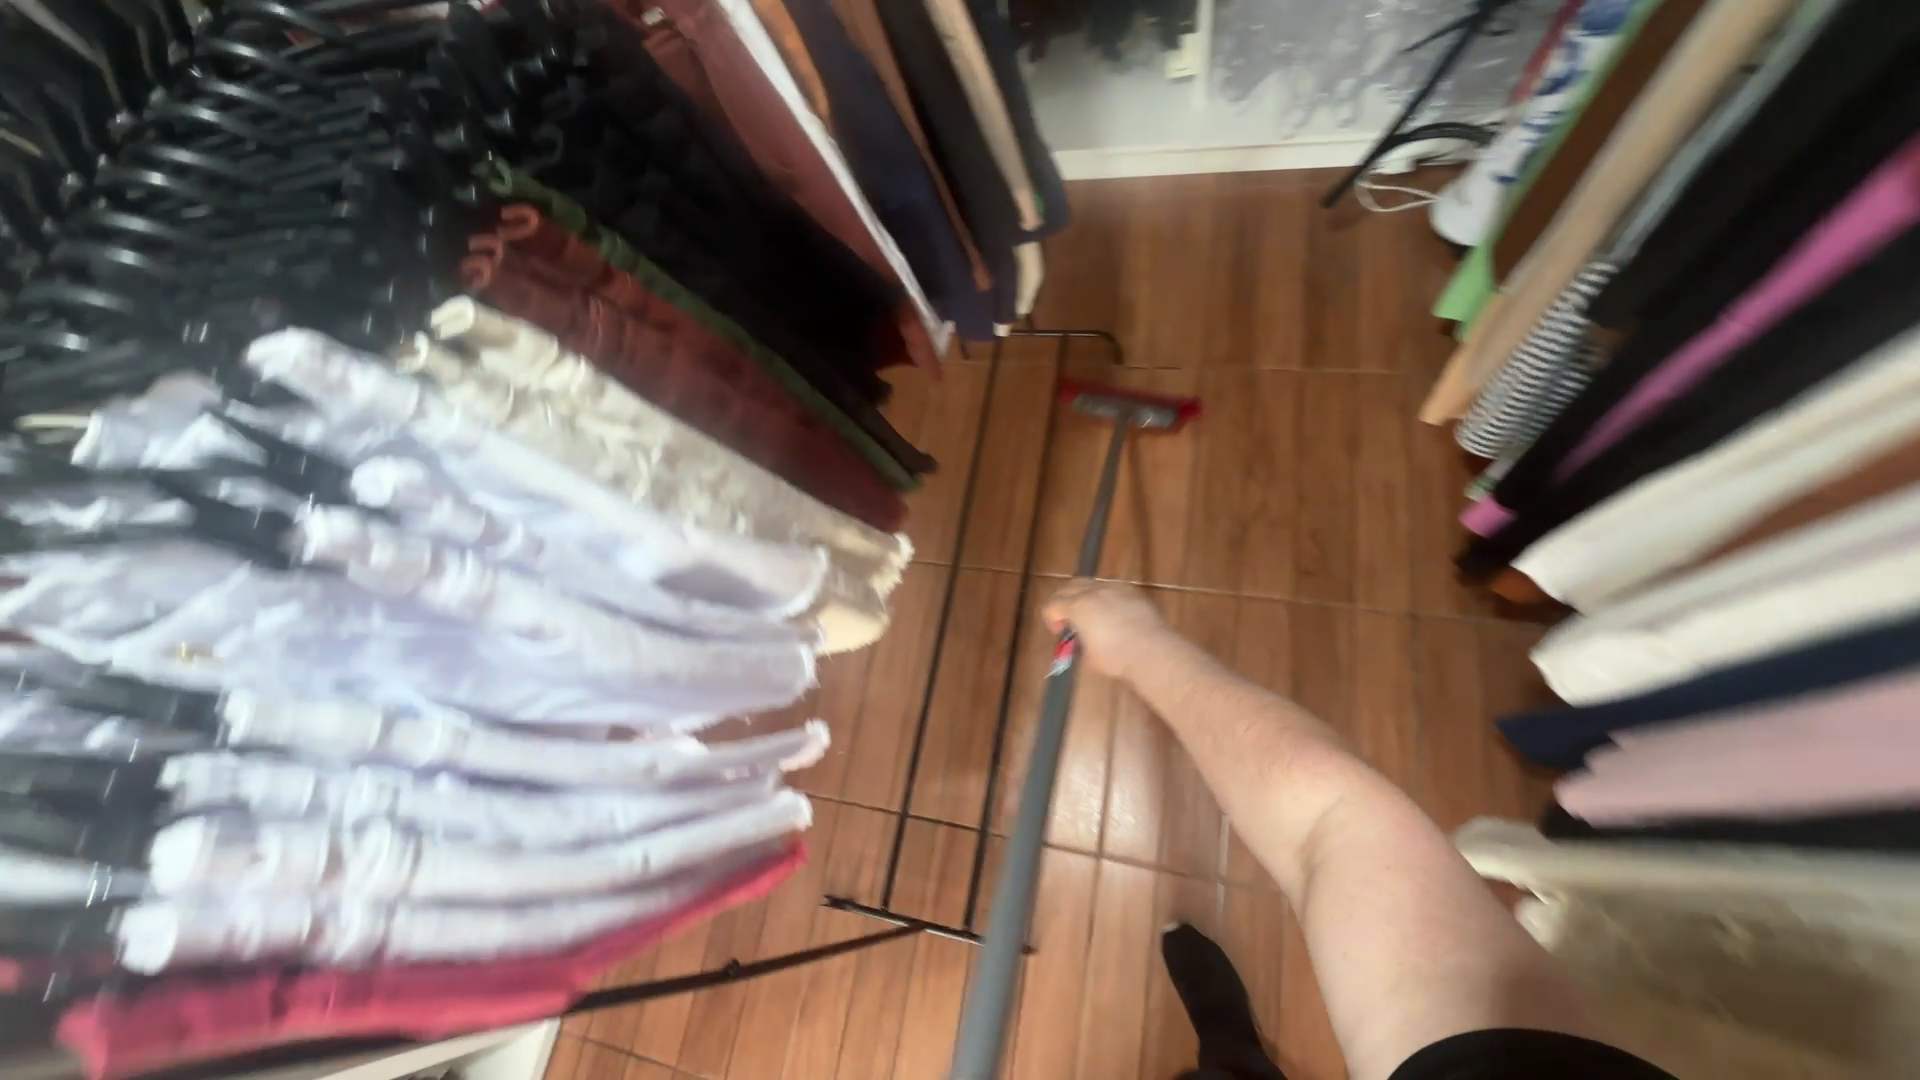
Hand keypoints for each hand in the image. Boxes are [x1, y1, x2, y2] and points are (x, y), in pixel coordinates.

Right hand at [1041, 579, 1169, 678]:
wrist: (1152, 651)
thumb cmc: (1116, 658)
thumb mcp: (1088, 655)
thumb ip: (1079, 641)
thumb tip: (1083, 638)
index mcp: (1077, 607)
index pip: (1051, 606)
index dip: (1052, 620)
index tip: (1062, 634)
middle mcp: (1092, 592)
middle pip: (1067, 588)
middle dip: (1064, 603)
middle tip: (1072, 621)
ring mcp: (1114, 588)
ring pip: (1090, 583)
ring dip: (1084, 596)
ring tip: (1094, 615)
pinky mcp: (1131, 591)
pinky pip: (1111, 587)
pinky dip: (1105, 596)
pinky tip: (1114, 612)